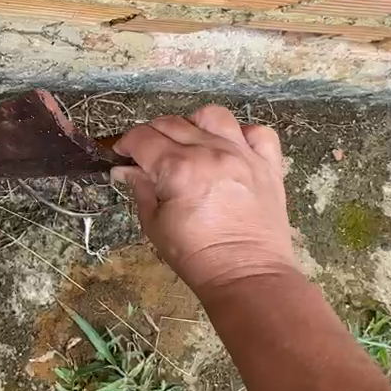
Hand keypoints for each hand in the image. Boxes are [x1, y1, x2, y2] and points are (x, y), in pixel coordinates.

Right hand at [112, 105, 298, 299]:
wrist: (247, 274)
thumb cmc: (194, 253)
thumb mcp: (152, 222)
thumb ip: (140, 188)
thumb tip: (126, 169)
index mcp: (177, 169)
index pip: (141, 138)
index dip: (125, 144)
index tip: (121, 156)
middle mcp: (210, 153)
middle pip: (170, 123)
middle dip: (150, 134)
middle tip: (146, 155)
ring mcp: (243, 156)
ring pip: (212, 116)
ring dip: (192, 124)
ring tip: (188, 144)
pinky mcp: (268, 166)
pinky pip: (258, 133)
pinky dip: (240, 134)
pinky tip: (228, 149)